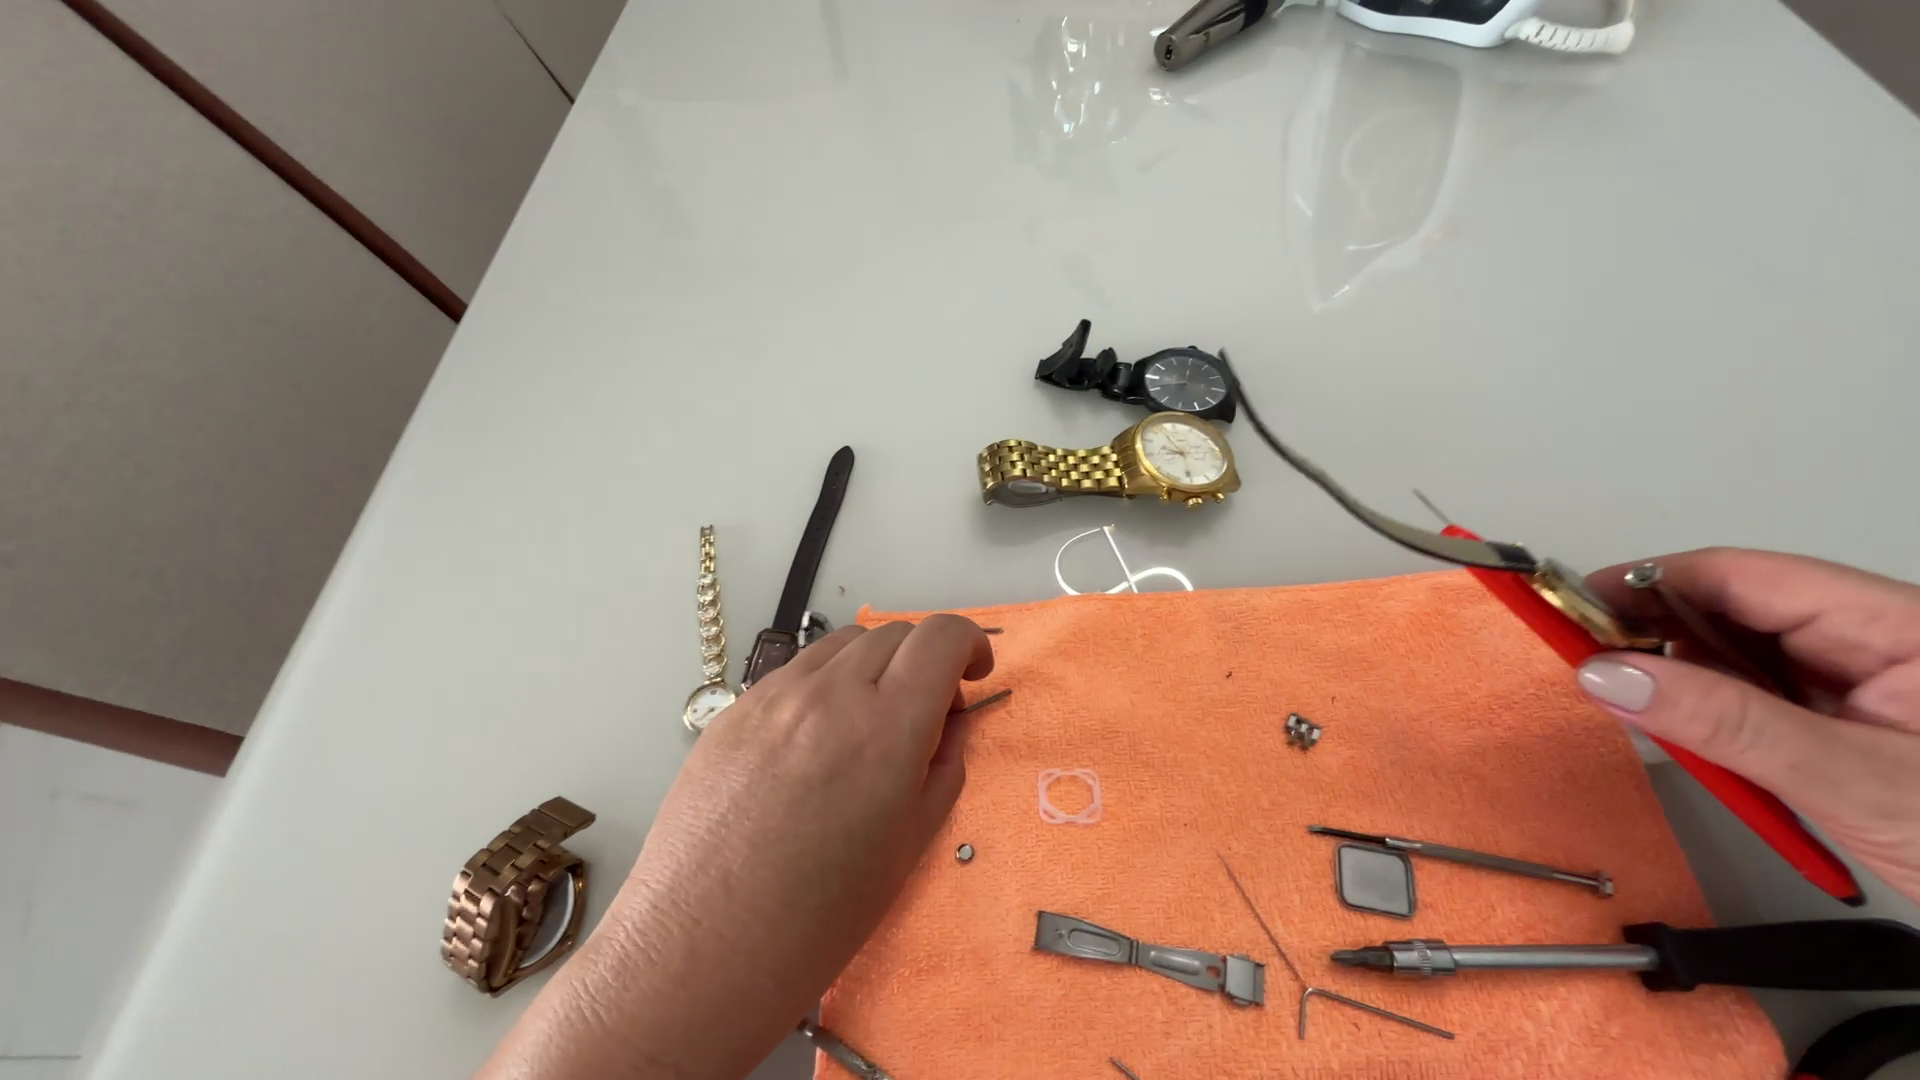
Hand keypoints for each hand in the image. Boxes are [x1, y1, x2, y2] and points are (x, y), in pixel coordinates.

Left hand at [477, 616, 993, 1079]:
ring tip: (868, 724)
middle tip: (924, 716)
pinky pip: (796, 671)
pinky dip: (827, 683)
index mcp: (886, 727)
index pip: (941, 636)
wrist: (702, 949)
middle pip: (896, 633)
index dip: (970, 644)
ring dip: (875, 666)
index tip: (973, 676)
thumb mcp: (909, 847)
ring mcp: (773, 696)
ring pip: (844, 643)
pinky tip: (814, 740)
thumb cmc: (820, 918)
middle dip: (926, 660)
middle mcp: (830, 693)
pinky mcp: (733, 710)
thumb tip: (947, 724)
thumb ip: (942, 768)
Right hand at [1574, 548, 1919, 905]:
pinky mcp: (1840, 719)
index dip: (1646, 581)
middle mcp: (1875, 641)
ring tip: (1635, 708)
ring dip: (1676, 679)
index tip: (1572, 608)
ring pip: (1732, 654)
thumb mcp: (1858, 782)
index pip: (1742, 576)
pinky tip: (1686, 737)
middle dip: (1651, 632)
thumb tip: (1608, 673)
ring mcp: (1859, 682)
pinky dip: (1703, 713)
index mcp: (1900, 627)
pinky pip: (1748, 697)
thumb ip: (1726, 723)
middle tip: (1586, 663)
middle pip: (1729, 608)